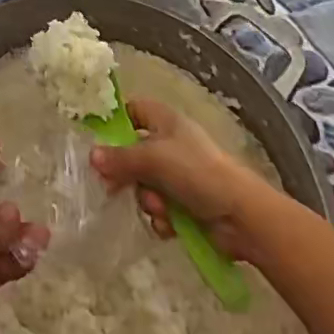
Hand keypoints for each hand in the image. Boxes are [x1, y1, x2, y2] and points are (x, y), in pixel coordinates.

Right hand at [89, 97, 274, 259]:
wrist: (241, 216)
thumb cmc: (196, 172)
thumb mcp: (153, 158)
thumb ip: (120, 158)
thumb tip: (92, 156)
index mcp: (165, 121)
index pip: (133, 109)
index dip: (116, 121)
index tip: (99, 139)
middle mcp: (171, 144)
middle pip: (134, 153)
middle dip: (127, 173)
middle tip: (114, 186)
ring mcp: (179, 176)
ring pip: (144, 184)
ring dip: (147, 199)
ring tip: (159, 207)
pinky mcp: (186, 204)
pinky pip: (159, 207)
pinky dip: (162, 217)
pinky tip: (170, 224)